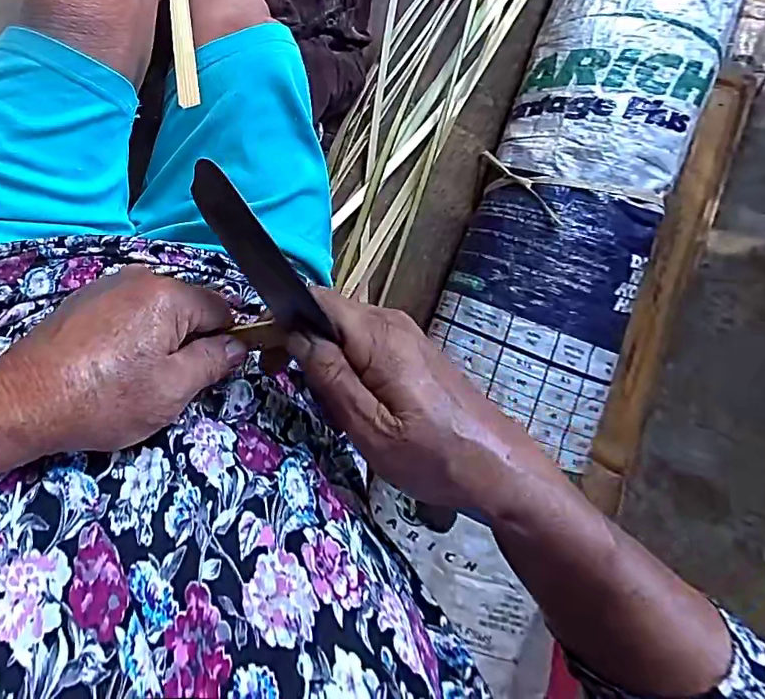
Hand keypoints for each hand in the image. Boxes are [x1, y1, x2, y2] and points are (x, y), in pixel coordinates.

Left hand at [0, 267, 247, 461]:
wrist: (18, 402)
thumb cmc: (100, 399)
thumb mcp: (171, 391)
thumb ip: (213, 362)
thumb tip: (237, 346)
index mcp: (168, 294)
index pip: (223, 309)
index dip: (224, 342)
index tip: (207, 371)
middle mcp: (141, 277)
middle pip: (189, 308)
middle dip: (187, 341)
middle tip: (166, 381)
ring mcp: (109, 284)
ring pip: (158, 311)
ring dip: (158, 339)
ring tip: (131, 377)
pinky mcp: (85, 298)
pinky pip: (128, 311)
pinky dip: (130, 335)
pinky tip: (108, 365)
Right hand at [288, 289, 561, 518]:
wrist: (497, 466)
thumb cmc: (434, 454)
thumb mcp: (370, 427)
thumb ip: (331, 377)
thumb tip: (296, 335)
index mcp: (378, 334)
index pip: (318, 299)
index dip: (285, 318)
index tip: (267, 354)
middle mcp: (392, 321)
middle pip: (331, 314)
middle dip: (303, 343)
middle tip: (287, 385)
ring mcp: (407, 334)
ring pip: (348, 331)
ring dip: (327, 359)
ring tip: (325, 404)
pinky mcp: (414, 350)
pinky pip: (368, 344)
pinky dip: (350, 365)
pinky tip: (354, 402)